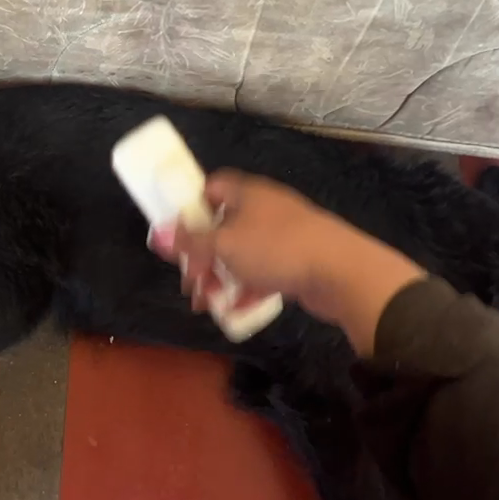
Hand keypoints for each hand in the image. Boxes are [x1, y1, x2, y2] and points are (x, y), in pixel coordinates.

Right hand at [148, 171, 424, 354]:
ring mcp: (283, 235)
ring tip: (208, 303)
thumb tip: (155, 233)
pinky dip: (247, 289)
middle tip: (191, 281)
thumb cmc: (276, 248)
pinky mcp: (298, 261)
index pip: (210, 188)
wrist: (343, 272)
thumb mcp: (224, 245)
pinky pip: (263, 272)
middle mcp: (264, 208)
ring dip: (221, 277)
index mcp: (246, 193)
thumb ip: (189, 243)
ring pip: (242, 253)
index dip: (190, 207)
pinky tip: (236, 311)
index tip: (177, 234)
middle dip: (202, 255)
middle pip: (222, 226)